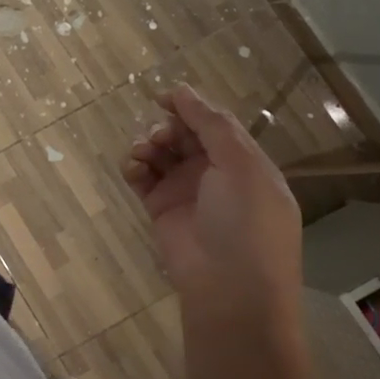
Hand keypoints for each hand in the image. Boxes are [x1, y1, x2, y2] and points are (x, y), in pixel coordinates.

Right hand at [123, 86, 302, 304]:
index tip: (162, 98)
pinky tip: (134, 170)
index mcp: (245, 165)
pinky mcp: (160, 207)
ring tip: (142, 155)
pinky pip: (140, 175)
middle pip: (183, 135)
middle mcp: (216, 175)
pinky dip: (133, 166)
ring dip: (146, 145)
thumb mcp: (242, 169)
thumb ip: (213, 126)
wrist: (229, 288)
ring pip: (158, 152)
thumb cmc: (246, 225)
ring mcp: (186, 192)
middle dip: (165, 128)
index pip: (215, 125)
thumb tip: (183, 90)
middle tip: (157, 138)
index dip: (190, 108)